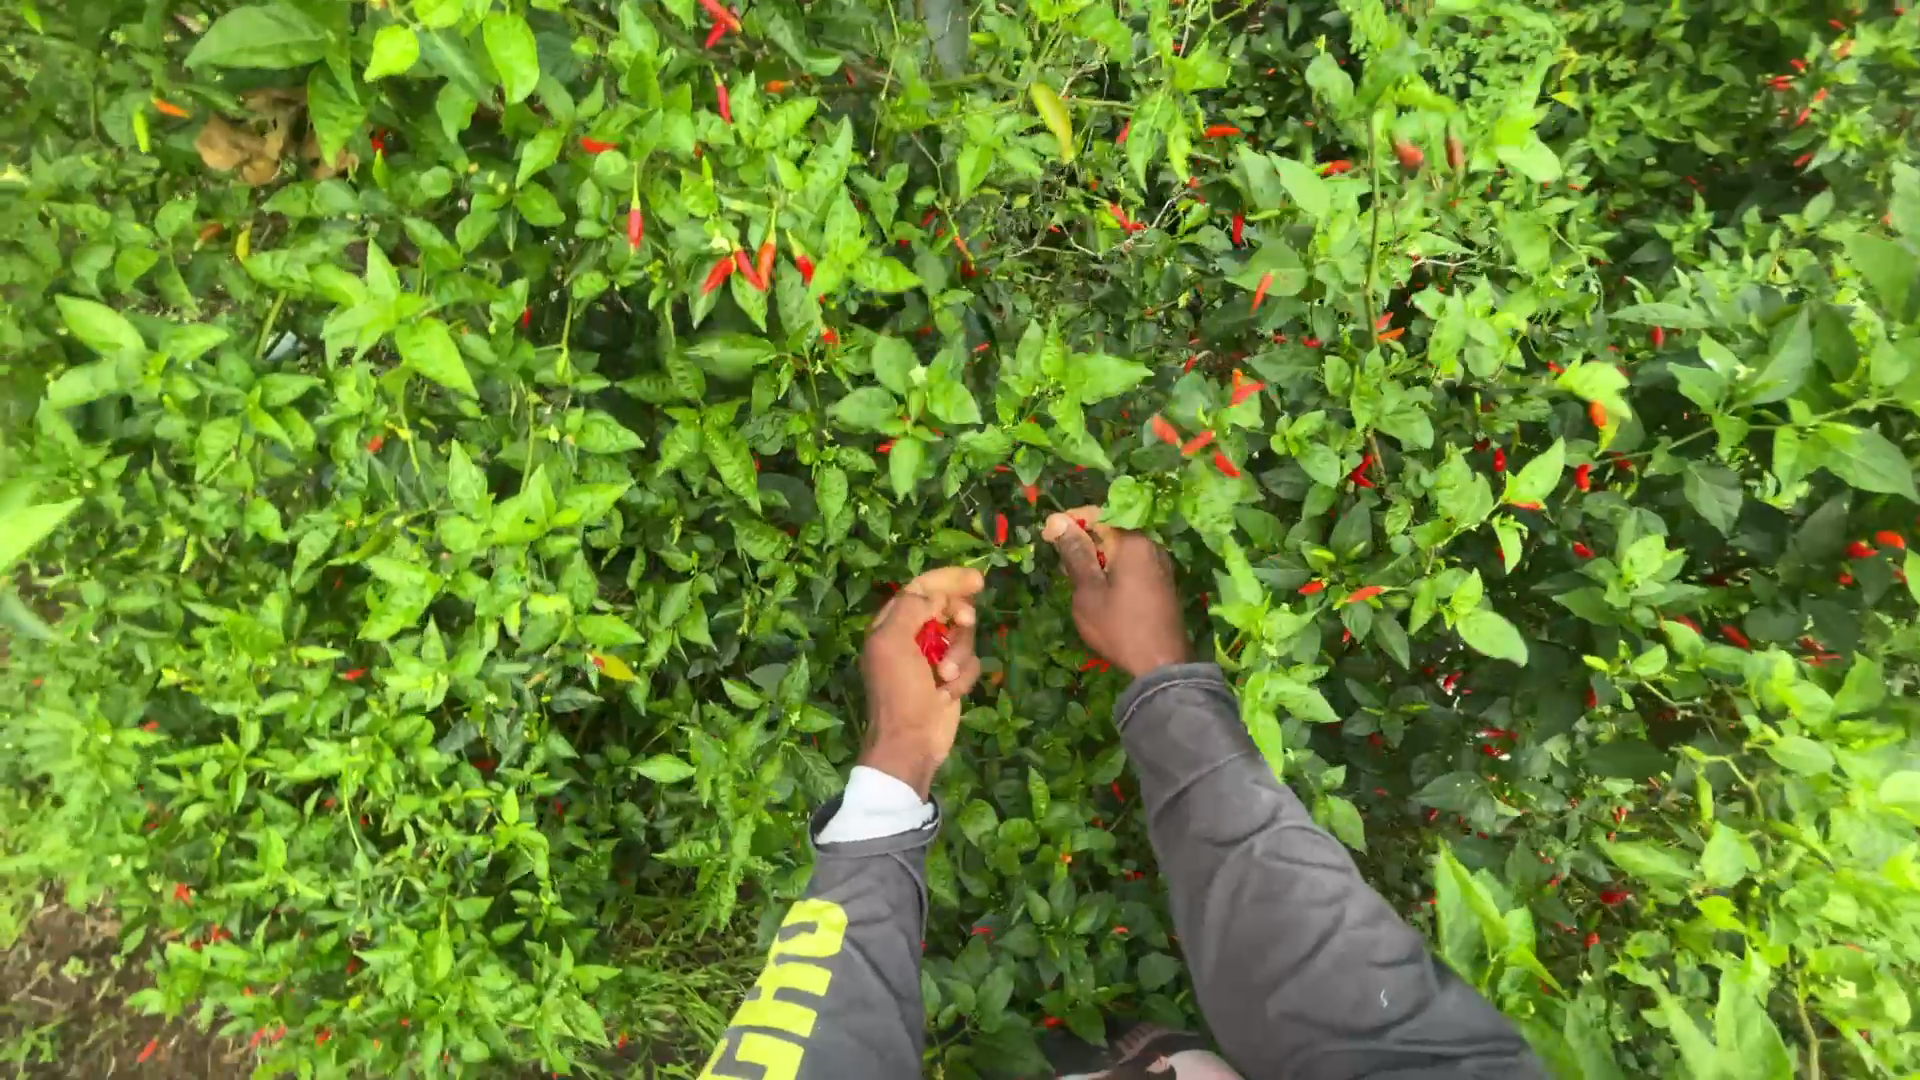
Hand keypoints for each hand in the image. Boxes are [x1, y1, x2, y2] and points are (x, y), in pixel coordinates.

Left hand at [857, 566, 985, 798]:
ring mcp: (934, 657)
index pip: (923, 587)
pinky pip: (971, 662)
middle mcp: (913, 635)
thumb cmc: (898, 691)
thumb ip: (911, 609)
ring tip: (945, 675)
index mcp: (893, 623)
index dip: (949, 579)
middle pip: (948, 606)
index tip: (977, 580)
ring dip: (958, 654)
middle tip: (965, 622)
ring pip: (963, 635)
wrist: (911, 742)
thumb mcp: (893, 643)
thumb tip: (936, 596)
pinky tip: (947, 693)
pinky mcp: (952, 677)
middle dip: (959, 615)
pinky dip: (963, 677)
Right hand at [1041, 506, 1189, 677]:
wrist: (1162, 665)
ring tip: (1077, 577)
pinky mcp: (1162, 580)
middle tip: (1062, 563)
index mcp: (1132, 542)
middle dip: (1084, 540)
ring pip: (1121, 546)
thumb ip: (1075, 553)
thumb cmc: (1119, 627)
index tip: (1048, 536)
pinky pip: (1133, 562)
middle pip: (1111, 528)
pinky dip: (1113, 566)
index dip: (1069, 521)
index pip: (1097, 514)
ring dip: (1098, 555)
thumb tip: (1058, 521)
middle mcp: (1151, 545)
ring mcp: (1160, 563)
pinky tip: (1100, 587)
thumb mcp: (1088, 591)